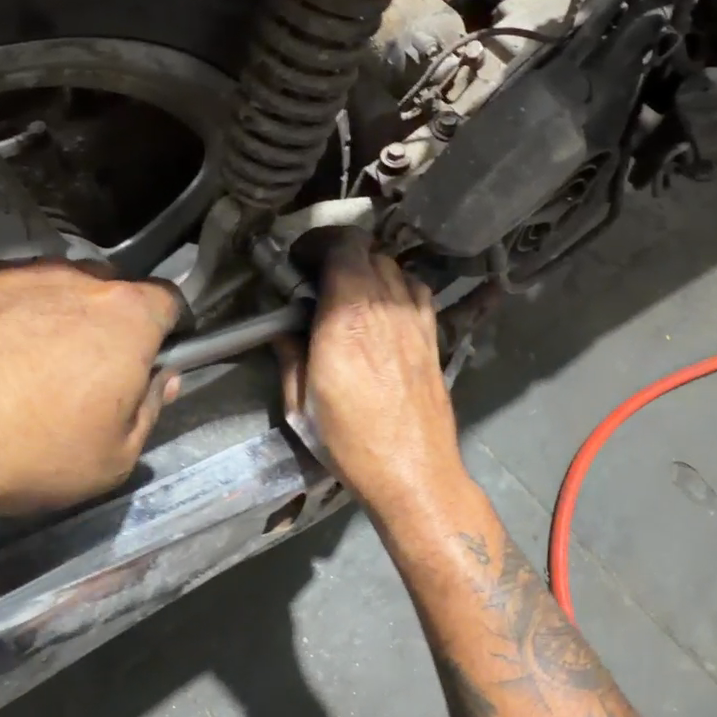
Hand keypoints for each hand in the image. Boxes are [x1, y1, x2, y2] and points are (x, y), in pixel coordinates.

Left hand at [0, 261, 180, 536]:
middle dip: (107, 327)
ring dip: (50, 326)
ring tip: (22, 382)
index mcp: (126, 316)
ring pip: (49, 294)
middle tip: (88, 381)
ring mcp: (8, 274)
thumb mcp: (113, 460)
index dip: (168, 333)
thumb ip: (148, 413)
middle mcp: (72, 280)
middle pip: (108, 293)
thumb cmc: (26, 453)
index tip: (153, 361)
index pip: (170, 302)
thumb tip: (158, 383)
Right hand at [286, 234, 466, 516]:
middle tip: (318, 277)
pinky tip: (383, 307)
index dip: (317, 243)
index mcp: (345, 322)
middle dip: (338, 254)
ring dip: (368, 268)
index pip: (341, 248)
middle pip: (367, 251)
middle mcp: (384, 309)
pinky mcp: (433, 335)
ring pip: (394, 266)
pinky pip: (416, 290)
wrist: (413, 472)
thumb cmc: (351, 445)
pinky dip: (397, 286)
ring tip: (350, 292)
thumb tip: (282, 330)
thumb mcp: (301, 407)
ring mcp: (415, 319)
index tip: (299, 260)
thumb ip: (290, 358)